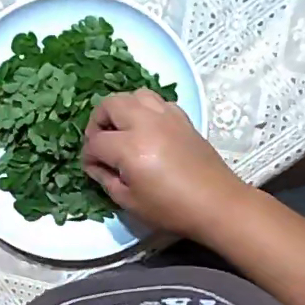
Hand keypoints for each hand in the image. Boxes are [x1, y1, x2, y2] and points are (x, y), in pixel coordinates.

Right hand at [81, 88, 254, 241]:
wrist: (216, 203)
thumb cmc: (171, 209)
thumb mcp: (129, 202)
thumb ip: (106, 179)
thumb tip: (97, 166)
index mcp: (130, 147)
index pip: (96, 142)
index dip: (88, 156)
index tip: (91, 168)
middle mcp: (146, 123)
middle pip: (110, 105)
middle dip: (98, 122)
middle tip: (100, 143)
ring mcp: (166, 116)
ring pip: (134, 95)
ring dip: (122, 110)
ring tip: (122, 131)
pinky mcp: (182, 118)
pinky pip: (157, 101)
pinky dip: (145, 110)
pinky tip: (147, 130)